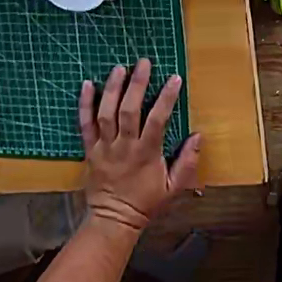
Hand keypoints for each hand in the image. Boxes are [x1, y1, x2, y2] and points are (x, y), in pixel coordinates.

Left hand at [78, 59, 201, 232]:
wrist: (114, 219)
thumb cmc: (147, 202)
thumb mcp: (174, 187)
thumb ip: (187, 162)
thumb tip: (198, 136)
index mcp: (146, 154)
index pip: (157, 120)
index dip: (166, 98)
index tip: (174, 78)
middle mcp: (124, 147)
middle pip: (129, 111)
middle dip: (137, 84)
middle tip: (144, 62)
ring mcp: (104, 147)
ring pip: (106, 113)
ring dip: (112, 89)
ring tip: (120, 68)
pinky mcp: (90, 150)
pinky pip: (84, 124)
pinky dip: (84, 104)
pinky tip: (87, 84)